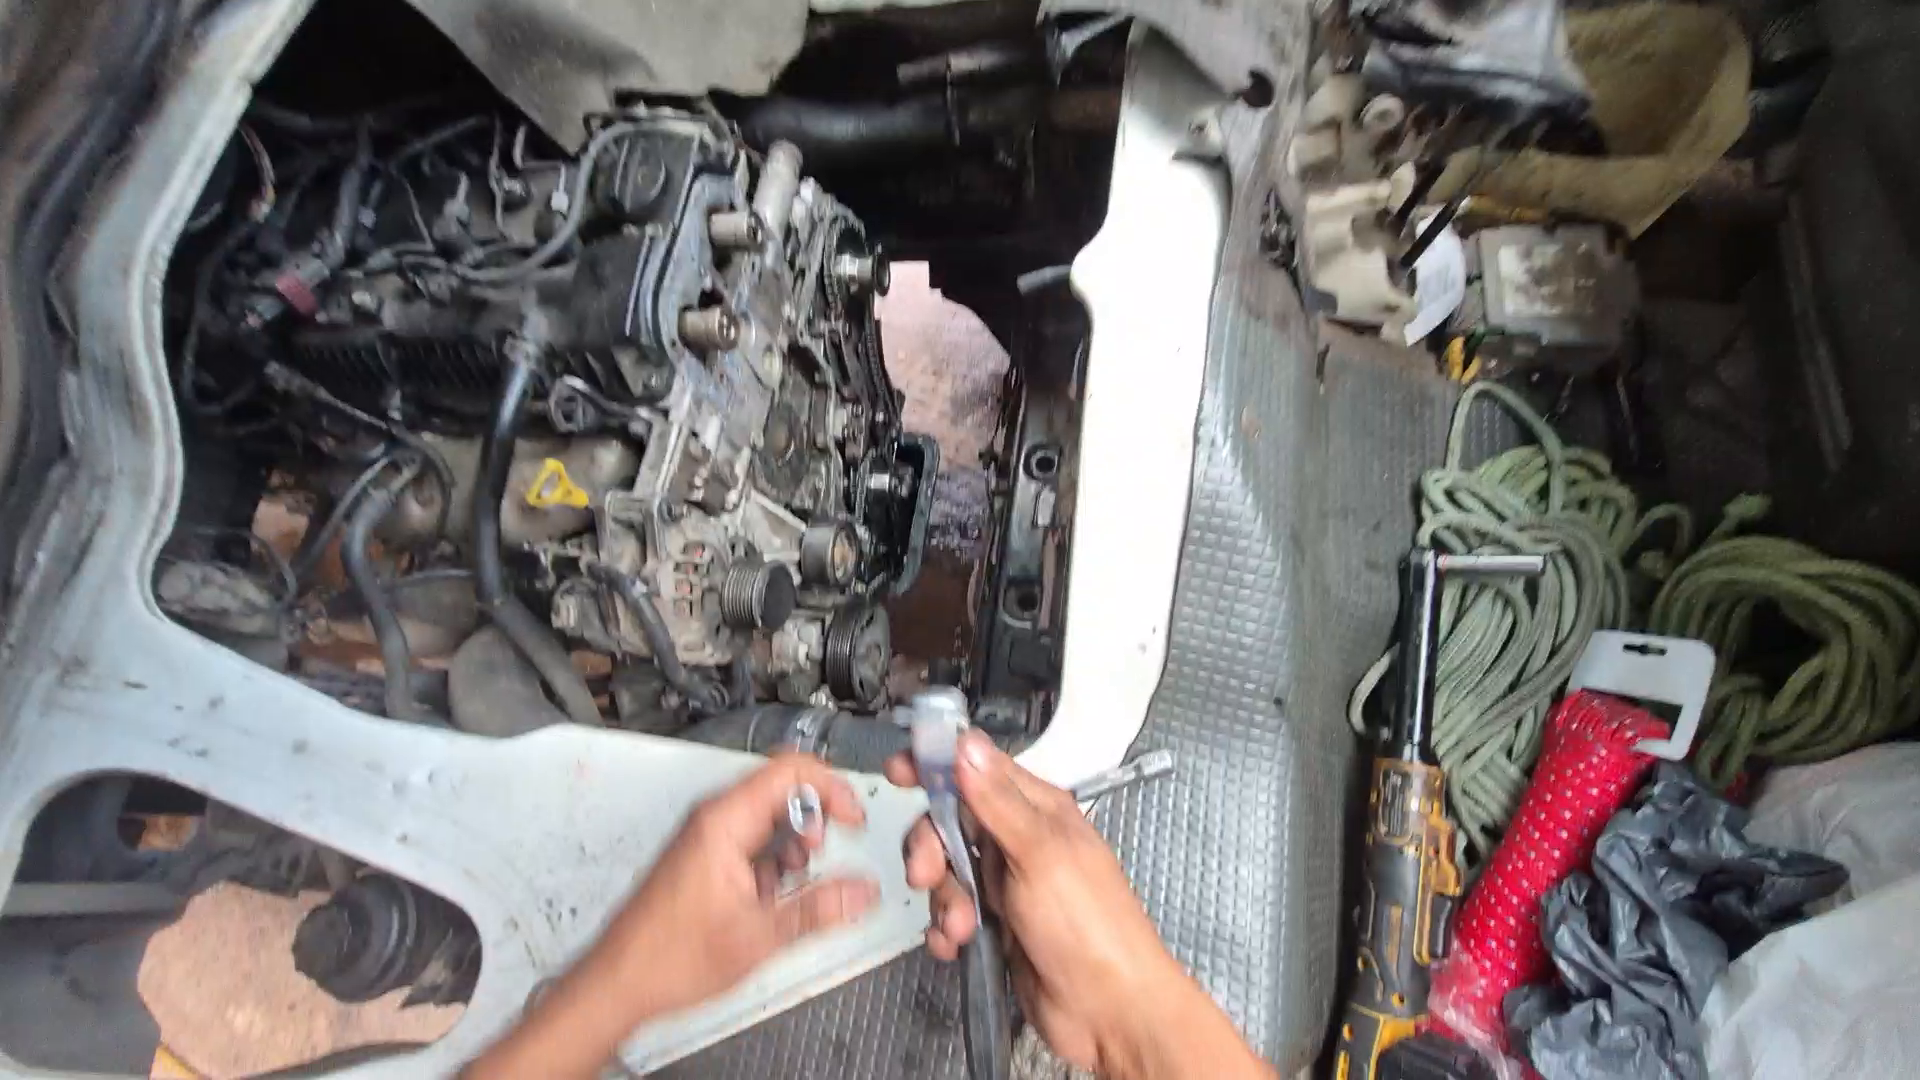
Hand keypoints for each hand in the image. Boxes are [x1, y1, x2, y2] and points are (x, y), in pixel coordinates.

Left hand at [465, 753, 878, 1079]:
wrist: (615, 985)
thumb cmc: (666, 958)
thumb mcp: (758, 936)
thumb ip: (818, 908)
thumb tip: (861, 890)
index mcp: (726, 819)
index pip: (792, 770)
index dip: (832, 788)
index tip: (852, 817)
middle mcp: (715, 815)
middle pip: (784, 787)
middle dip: (816, 817)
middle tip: (830, 848)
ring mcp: (709, 832)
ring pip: (771, 812)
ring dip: (797, 841)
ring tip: (799, 879)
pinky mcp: (707, 851)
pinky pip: (755, 834)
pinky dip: (776, 856)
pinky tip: (775, 893)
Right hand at [888, 733, 1270, 1078]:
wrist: (1111, 1013)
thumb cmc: (1088, 924)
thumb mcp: (1040, 853)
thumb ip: (998, 800)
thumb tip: (967, 743)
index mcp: (1035, 808)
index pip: (976, 768)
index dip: (936, 765)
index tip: (899, 770)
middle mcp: (1017, 838)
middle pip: (950, 820)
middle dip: (930, 846)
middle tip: (924, 873)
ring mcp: (1005, 882)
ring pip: (947, 868)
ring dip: (942, 896)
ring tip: (960, 926)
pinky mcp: (995, 923)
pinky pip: (950, 911)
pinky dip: (945, 928)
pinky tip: (955, 945)